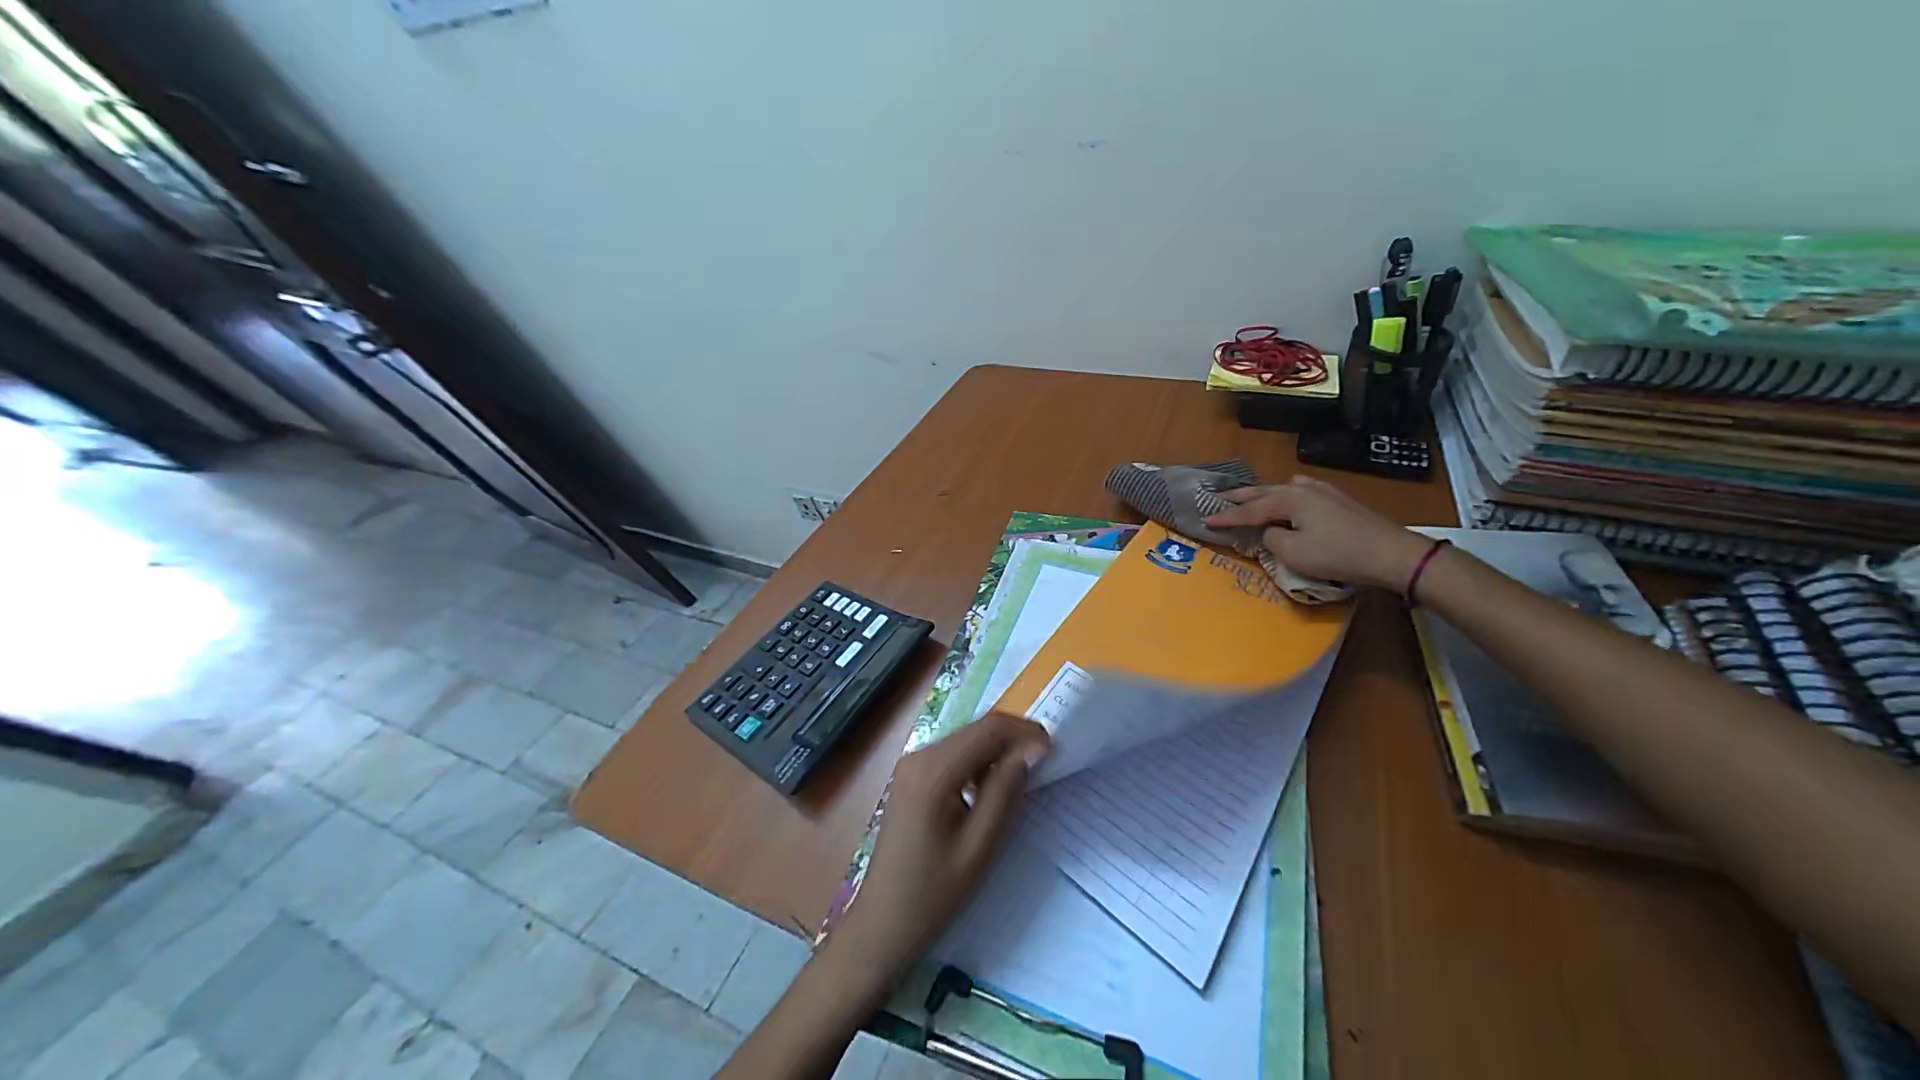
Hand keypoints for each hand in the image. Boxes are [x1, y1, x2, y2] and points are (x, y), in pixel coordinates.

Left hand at [830, 712, 1049, 983]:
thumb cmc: (934, 891)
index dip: (1025, 733)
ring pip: (966, 740)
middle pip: (975, 729)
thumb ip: (1006, 792)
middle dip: (1013, 739)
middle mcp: (918, 756)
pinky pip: (953, 755)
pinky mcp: (912, 776)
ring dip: (997, 751)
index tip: (1055, 751)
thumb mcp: (980, 845)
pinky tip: (990, 788)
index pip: (987, 729)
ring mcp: (912, 764)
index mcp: (933, 771)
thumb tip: (1032, 749)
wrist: (884, 921)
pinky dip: (978, 762)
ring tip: (1024, 777)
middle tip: (1046, 763)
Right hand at [1204, 475, 1432, 590]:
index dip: (1225, 517)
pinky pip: (1301, 491)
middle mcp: (1302, 489)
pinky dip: (1285, 495)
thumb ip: (1271, 539)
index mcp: (1287, 500)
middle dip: (1239, 497)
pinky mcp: (1338, 500)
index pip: (1248, 510)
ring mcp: (1323, 491)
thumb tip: (1271, 532)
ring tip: (1251, 497)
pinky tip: (1291, 498)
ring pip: (1282, 488)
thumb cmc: (1337, 554)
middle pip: (1263, 492)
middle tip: (1218, 497)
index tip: (1205, 520)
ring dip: (1263, 493)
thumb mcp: (1292, 553)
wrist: (1390, 553)